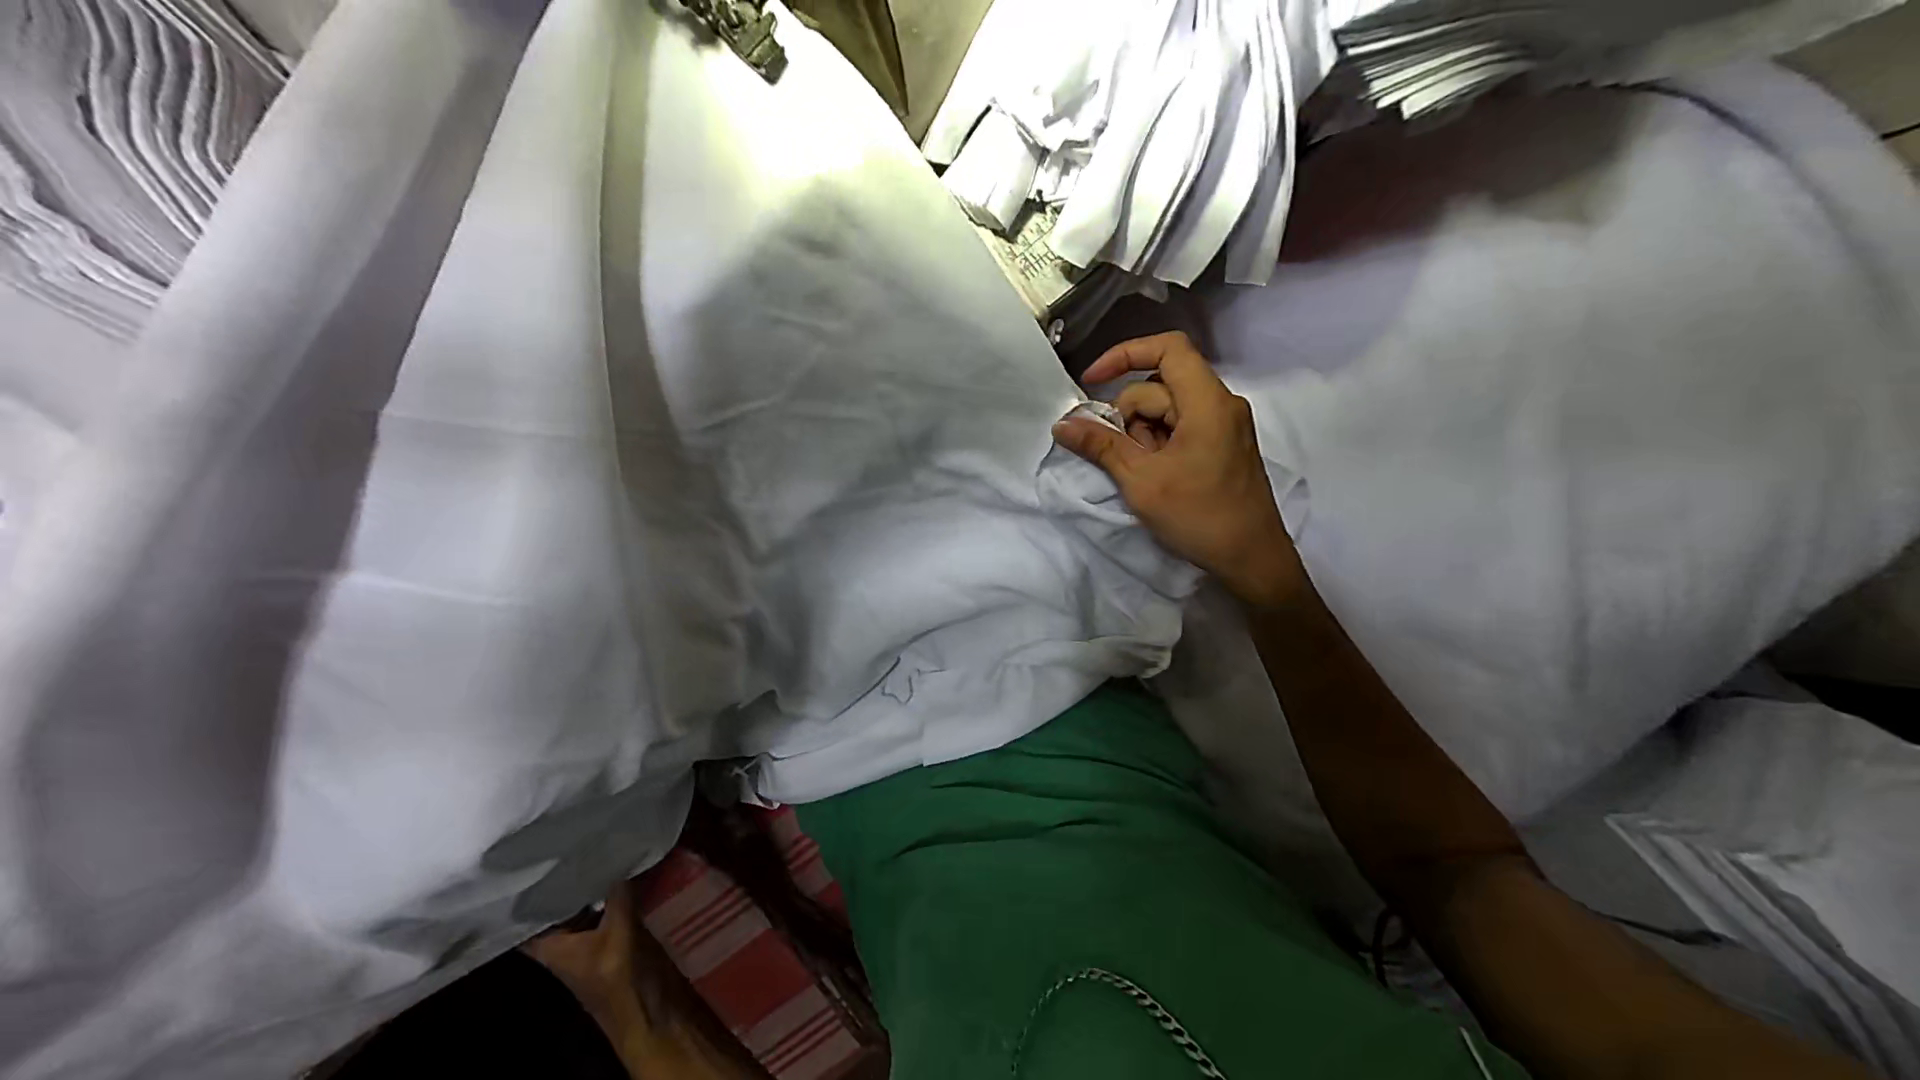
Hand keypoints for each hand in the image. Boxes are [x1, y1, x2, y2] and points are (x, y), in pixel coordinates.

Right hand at [1053, 332, 1304, 608]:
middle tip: (1116, 455)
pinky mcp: (1221, 445)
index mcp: (1207, 402)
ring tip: (1139, 473)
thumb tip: (1063, 425)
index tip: (1092, 382)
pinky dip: (1157, 444)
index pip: (1167, 348)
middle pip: (1160, 385)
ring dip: (1141, 434)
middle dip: (1128, 414)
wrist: (1252, 559)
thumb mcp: (1141, 482)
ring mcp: (1223, 425)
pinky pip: (1180, 427)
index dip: (1124, 355)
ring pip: (1167, 409)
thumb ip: (1101, 446)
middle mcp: (1220, 404)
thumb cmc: (1199, 517)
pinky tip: (1152, 476)